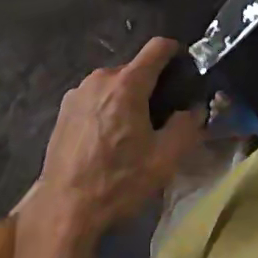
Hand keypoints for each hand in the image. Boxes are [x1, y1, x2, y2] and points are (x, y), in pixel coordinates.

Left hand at [26, 38, 202, 236]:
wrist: (64, 210)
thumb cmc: (117, 182)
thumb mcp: (163, 160)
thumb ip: (186, 128)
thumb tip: (194, 109)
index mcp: (127, 84)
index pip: (157, 47)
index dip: (175, 51)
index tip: (185, 66)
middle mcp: (100, 78)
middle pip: (135, 68)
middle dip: (150, 84)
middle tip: (160, 114)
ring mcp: (78, 92)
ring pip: (113, 83)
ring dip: (126, 97)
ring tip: (131, 131)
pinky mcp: (63, 109)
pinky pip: (95, 97)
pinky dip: (106, 108)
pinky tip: (106, 139)